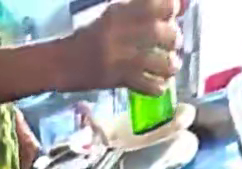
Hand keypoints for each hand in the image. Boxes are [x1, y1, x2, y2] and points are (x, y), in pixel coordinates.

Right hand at [60, 0, 181, 96]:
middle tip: (172, 45)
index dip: (172, 10)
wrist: (61, 63)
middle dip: (173, 39)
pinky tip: (160, 87)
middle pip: (161, 33)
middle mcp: (121, 32)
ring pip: (155, 59)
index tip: (172, 17)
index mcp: (122, 12)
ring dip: (169, 65)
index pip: (161, 5)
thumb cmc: (89, 38)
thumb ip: (141, 10)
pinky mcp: (113, 79)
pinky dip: (155, 87)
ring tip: (172, 67)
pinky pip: (142, 83)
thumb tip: (180, 6)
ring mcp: (117, 57)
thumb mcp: (114, 15)